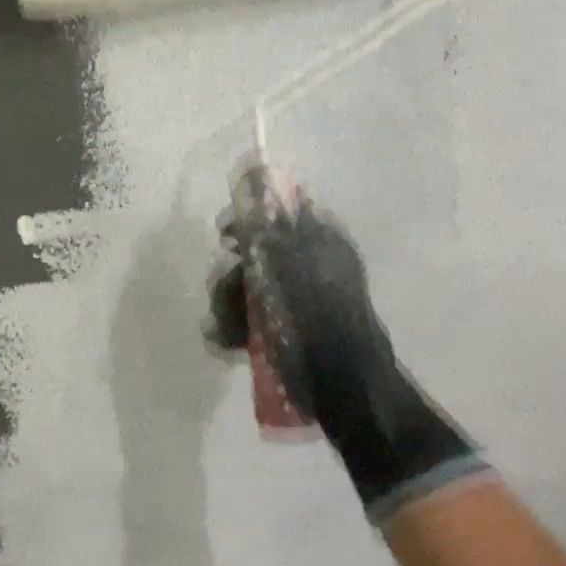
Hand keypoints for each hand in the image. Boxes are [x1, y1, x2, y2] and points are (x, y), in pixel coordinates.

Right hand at [208, 164, 488, 522]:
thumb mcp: (282, 263)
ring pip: (250, 290)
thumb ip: (264, 223)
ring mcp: (303, 301)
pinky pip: (256, 320)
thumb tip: (252, 178)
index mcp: (322, 241)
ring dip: (228, 307)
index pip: (281, 210)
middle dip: (231, 276)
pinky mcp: (294, 332)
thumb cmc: (313, 318)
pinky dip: (237, 329)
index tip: (225, 236)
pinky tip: (224, 344)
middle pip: (256, 254)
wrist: (343, 386)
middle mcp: (314, 265)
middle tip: (223, 294)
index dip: (247, 217)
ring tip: (222, 331)